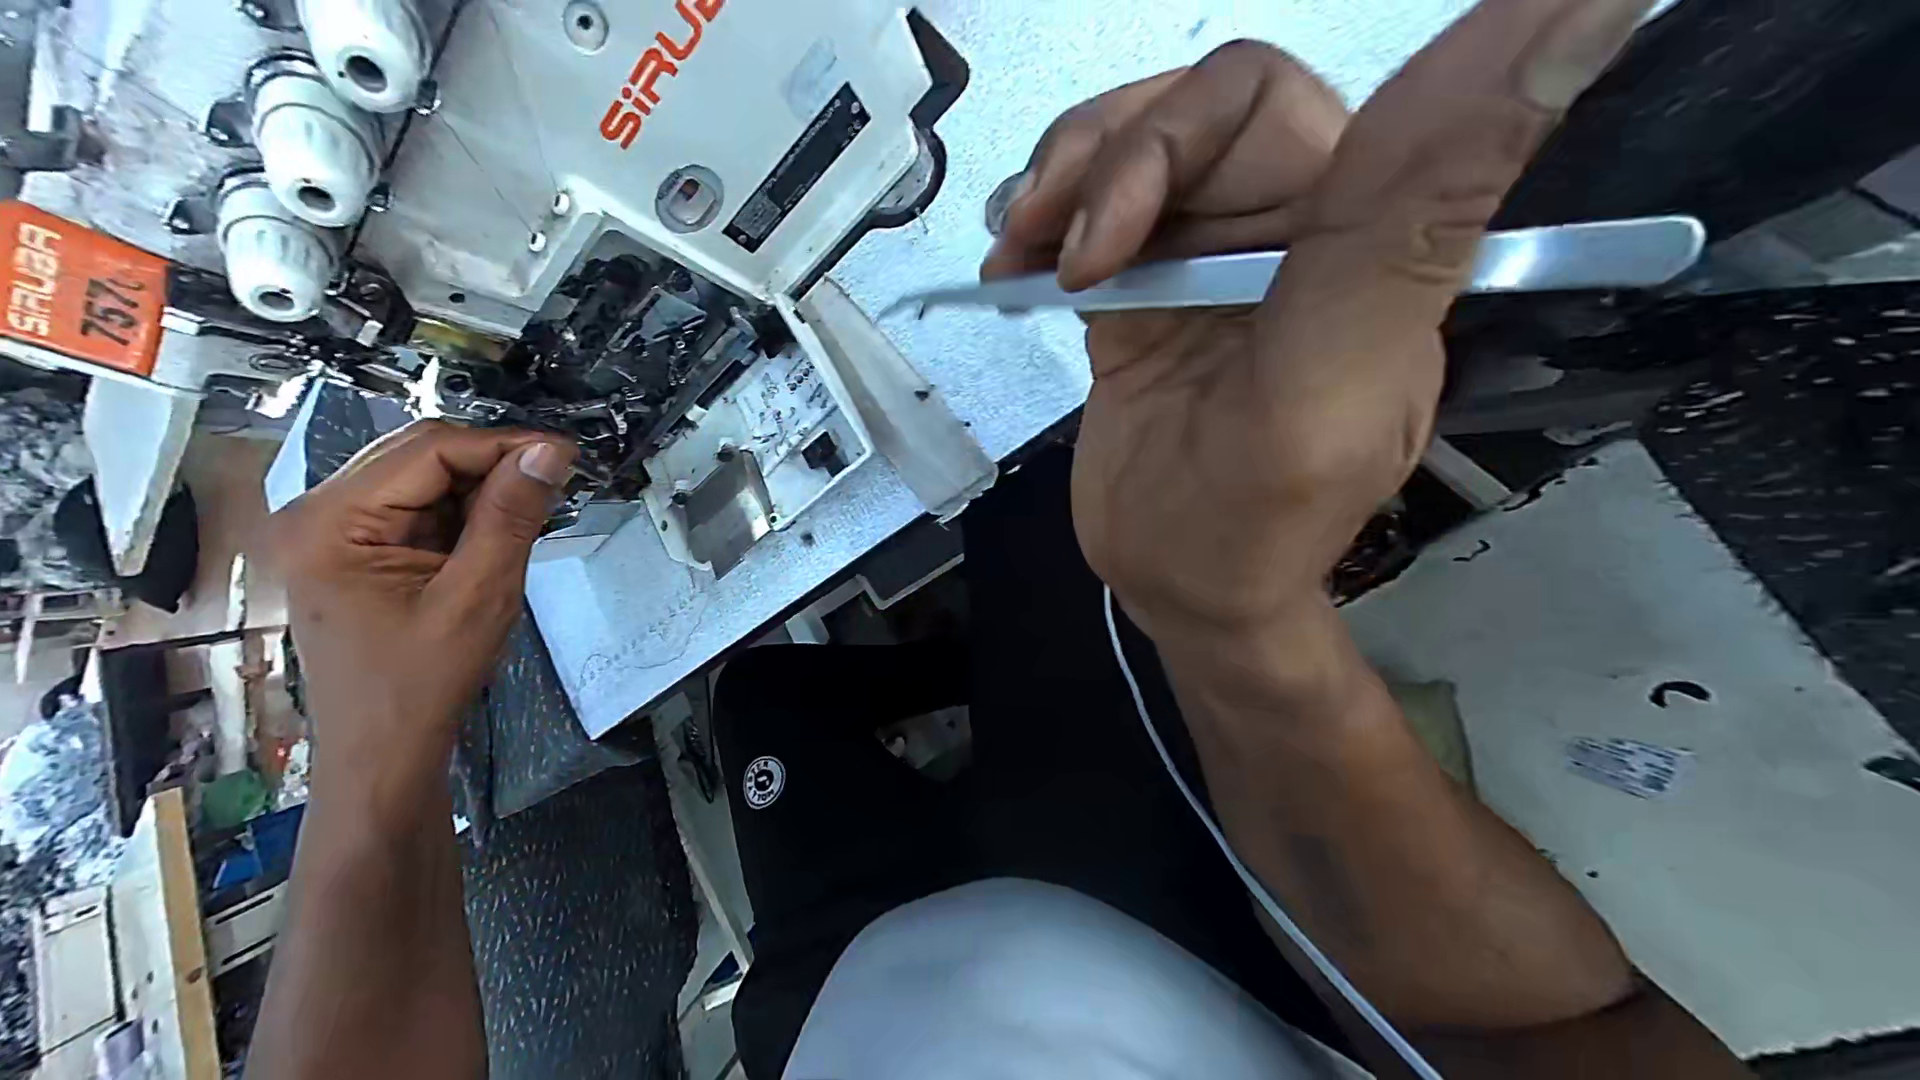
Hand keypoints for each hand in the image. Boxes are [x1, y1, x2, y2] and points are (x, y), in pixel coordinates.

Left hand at [265, 421, 575, 808]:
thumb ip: (511, 516)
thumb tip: (549, 452)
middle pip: (420, 455)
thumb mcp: (480, 593)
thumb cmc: (425, 678)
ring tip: (534, 508)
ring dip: (484, 487)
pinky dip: (468, 510)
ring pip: (424, 478)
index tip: (566, 456)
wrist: (386, 745)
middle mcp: (317, 513)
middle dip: (494, 463)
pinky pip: (421, 507)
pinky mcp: (356, 549)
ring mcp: (333, 531)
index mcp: (329, 521)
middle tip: (556, 480)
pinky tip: (501, 529)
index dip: (503, 445)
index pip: (429, 450)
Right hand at [988, 0, 1655, 663]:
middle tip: (1063, 261)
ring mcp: (1201, 256)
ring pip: (1126, 152)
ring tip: (1017, 258)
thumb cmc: (1256, 518)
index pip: (1273, 106)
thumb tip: (1592, 6)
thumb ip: (1408, 227)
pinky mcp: (1137, 291)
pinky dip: (1040, 226)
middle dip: (1106, 170)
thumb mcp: (1330, 388)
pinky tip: (1008, 268)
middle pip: (1185, 117)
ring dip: (1060, 189)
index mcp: (1357, 238)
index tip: (1107, 239)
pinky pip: (1086, 216)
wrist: (1179, 583)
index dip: (1182, 124)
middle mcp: (1285, 228)